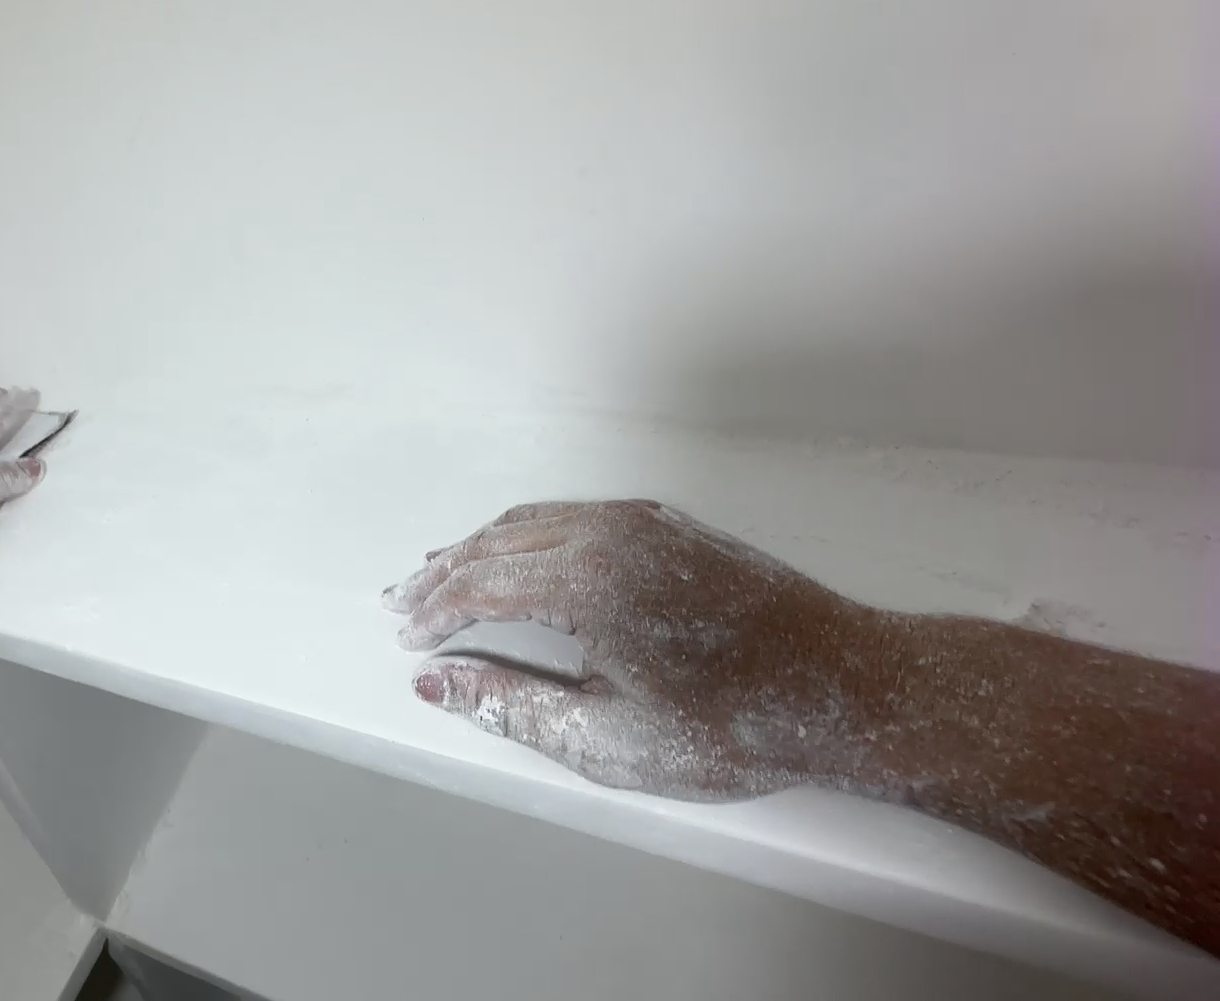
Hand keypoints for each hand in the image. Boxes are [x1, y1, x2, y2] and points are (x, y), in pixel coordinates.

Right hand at [383, 500, 885, 801]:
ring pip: (523, 522)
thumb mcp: (607, 739)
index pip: (478, 588)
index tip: (408, 637)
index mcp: (587, 585)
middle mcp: (602, 534)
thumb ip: (508, 704)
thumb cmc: (734, 727)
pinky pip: (563, 515)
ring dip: (474, 549)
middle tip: (402, 600)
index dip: (433, 612)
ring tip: (437, 572)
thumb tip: (434, 681)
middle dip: (440, 575)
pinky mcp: (656, 520)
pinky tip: (508, 554)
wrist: (853, 689)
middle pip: (491, 546)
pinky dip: (519, 534)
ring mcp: (633, 520)